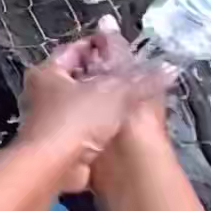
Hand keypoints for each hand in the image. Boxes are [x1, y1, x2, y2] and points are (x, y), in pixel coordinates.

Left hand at [19, 16, 172, 190]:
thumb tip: (169, 67)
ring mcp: (48, 116)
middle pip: (79, 75)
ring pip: (83, 99)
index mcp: (46, 72)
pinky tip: (124, 122)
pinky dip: (101, 120)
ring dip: (106, 99)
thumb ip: (141, 78)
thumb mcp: (114, 92)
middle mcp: (41, 91)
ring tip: (137, 95)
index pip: (74, 49)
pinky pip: (83, 121)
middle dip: (107, 74)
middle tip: (138, 72)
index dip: (101, 45)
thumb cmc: (77, 120)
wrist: (54, 165)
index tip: (127, 47)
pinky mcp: (57, 138)